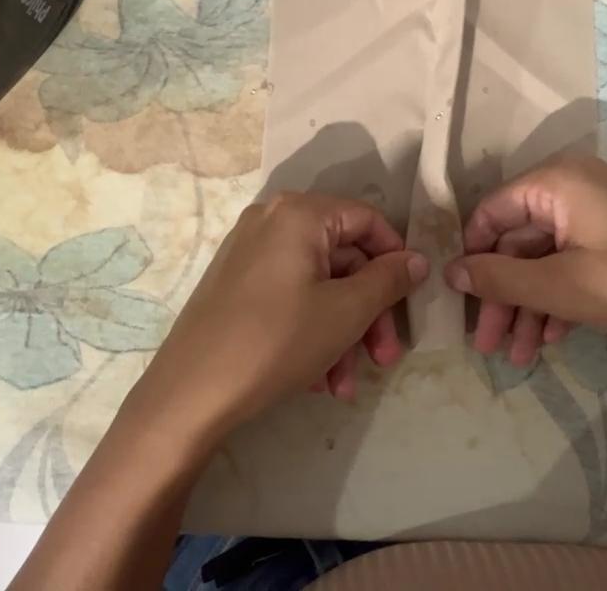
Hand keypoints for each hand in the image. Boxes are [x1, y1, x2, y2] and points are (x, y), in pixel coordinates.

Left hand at [128, 192, 426, 438]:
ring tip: (344, 386)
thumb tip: (416, 260)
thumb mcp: (345, 312)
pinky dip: (310, 332)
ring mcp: (249, 253)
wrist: (190, 392)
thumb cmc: (277, 340)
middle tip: (385, 358)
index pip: (366, 220)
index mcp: (299, 213)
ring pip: (317, 285)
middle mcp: (271, 221)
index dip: (395, 259)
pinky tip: (317, 381)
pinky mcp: (235, 285)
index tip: (409, 302)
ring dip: (342, 334)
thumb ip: (387, 281)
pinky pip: (289, 297)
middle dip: (368, 313)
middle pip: (342, 258)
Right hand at [447, 154, 606, 366]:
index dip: (472, 258)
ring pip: (541, 257)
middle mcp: (570, 186)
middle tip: (488, 344)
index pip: (491, 212)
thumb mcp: (559, 286)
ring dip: (527, 305)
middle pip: (516, 240)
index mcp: (555, 181)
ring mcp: (593, 212)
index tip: (460, 303)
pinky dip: (555, 297)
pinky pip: (568, 261)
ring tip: (518, 356)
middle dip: (502, 295)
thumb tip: (450, 272)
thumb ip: (499, 278)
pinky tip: (550, 338)